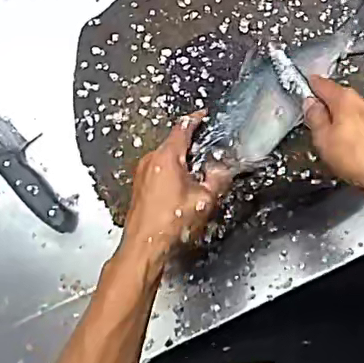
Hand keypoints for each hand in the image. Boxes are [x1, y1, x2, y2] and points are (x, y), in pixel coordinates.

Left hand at [122, 113, 231, 264]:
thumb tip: (223, 167)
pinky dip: (171, 174)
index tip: (204, 116)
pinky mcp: (139, 185)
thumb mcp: (205, 199)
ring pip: (166, 158)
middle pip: (175, 143)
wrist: (144, 246)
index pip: (183, 127)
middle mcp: (150, 160)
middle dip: (193, 148)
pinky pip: (158, 171)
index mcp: (166, 157)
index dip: (196, 119)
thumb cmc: (169, 224)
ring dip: (181, 163)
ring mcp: (142, 172)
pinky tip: (180, 193)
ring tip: (196, 181)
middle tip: (209, 157)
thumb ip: (218, 177)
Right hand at [303, 76, 363, 203]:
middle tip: (315, 122)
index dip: (311, 86)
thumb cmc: (361, 159)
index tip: (306, 87)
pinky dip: (359, 134)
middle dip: (328, 107)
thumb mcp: (322, 139)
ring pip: (355, 114)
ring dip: (345, 122)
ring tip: (335, 142)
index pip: (323, 84)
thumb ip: (314, 117)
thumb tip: (311, 105)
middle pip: (340, 98)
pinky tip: (354, 151)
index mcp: (345, 99)